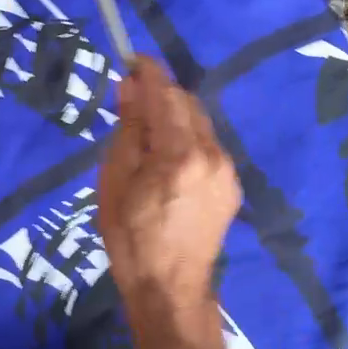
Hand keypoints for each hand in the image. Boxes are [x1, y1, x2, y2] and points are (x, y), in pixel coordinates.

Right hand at [99, 58, 241, 314]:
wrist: (170, 289)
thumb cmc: (131, 237)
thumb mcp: (115, 180)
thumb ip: (128, 129)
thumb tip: (130, 87)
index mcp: (179, 154)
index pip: (166, 94)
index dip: (148, 71)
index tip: (131, 58)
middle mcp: (212, 155)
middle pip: (187, 103)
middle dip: (160, 92)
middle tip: (131, 97)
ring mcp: (227, 170)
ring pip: (200, 121)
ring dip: (174, 114)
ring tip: (146, 129)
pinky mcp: (232, 184)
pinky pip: (208, 144)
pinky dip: (186, 136)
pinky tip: (166, 155)